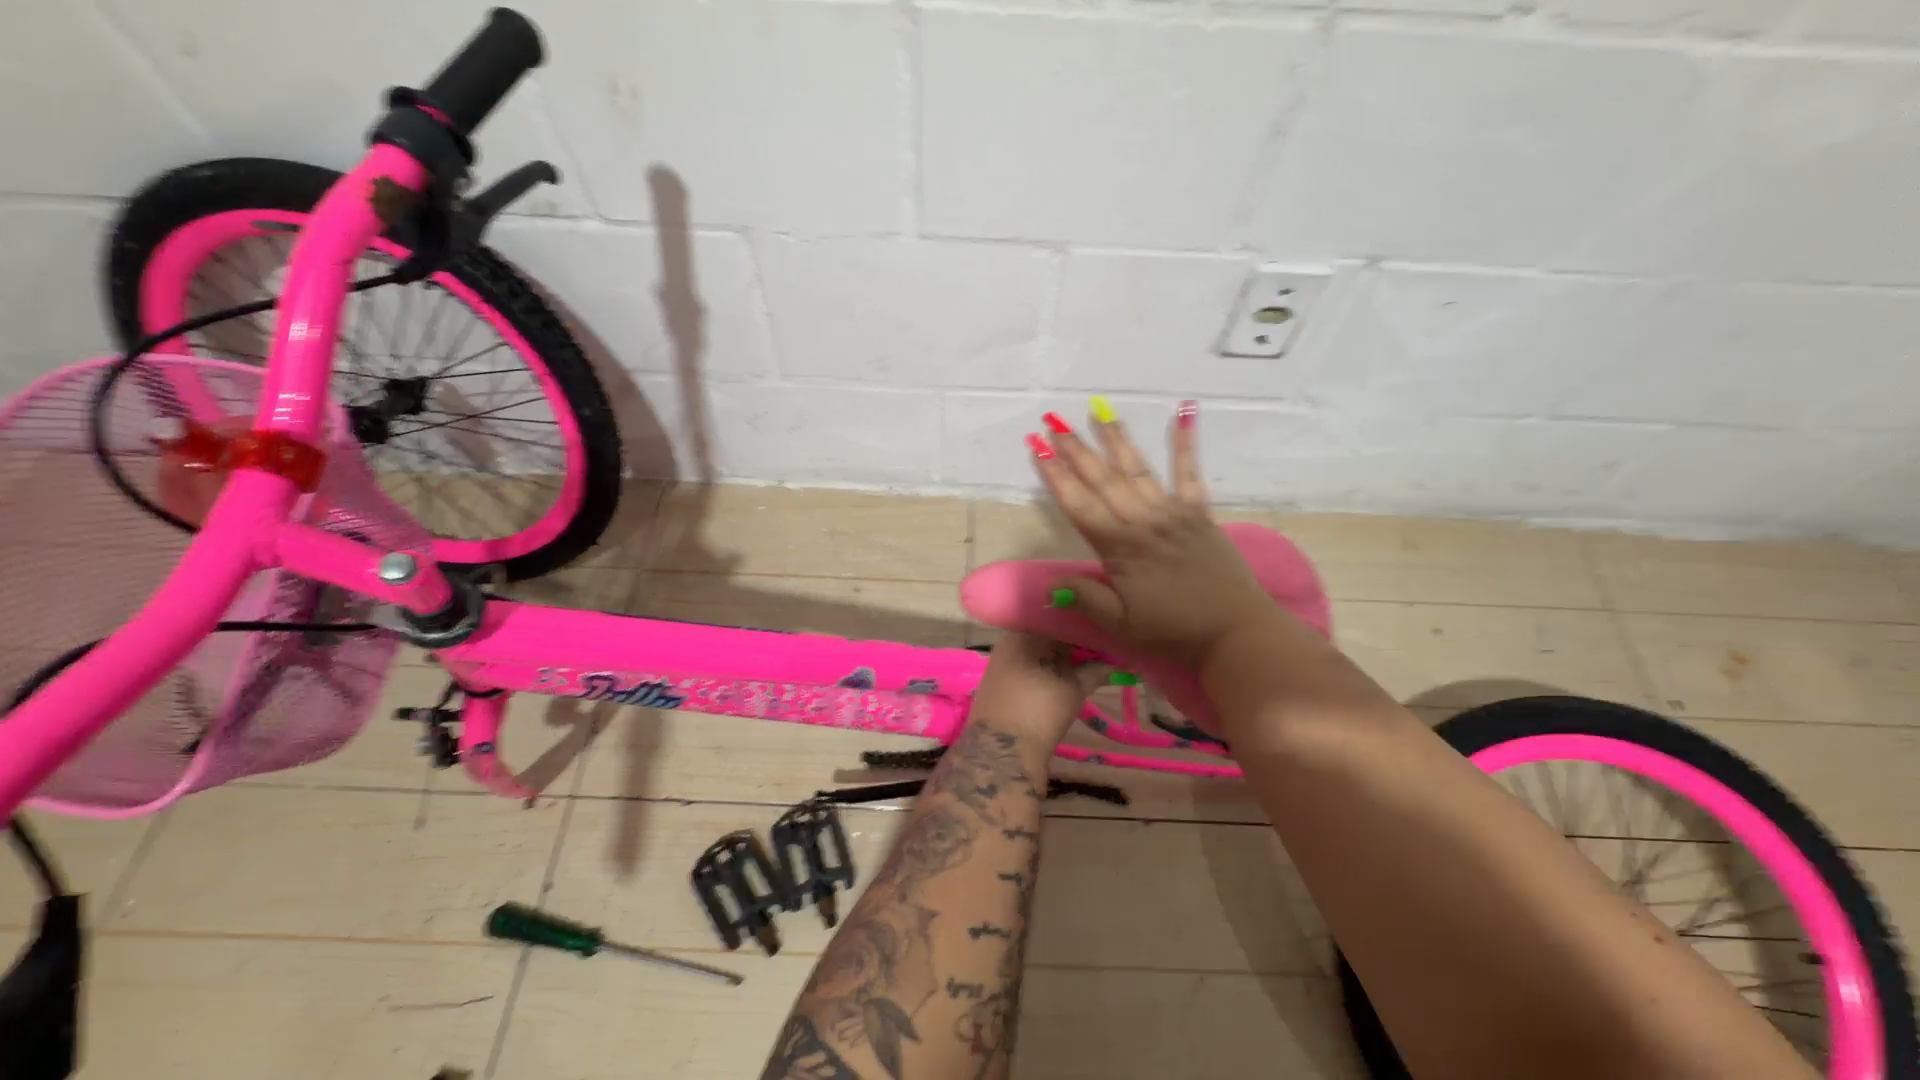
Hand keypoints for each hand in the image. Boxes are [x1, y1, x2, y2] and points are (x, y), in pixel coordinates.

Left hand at [969, 633, 1107, 748]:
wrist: (1001, 753)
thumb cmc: (1040, 713)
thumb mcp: (1074, 689)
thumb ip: (1095, 670)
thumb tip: (1117, 660)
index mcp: (1025, 633)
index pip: (1062, 620)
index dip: (1087, 628)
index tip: (1107, 635)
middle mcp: (1009, 640)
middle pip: (1049, 635)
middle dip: (1075, 644)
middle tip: (1103, 651)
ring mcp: (1001, 660)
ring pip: (1038, 651)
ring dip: (1062, 657)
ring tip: (1090, 664)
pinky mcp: (998, 681)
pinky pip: (1028, 665)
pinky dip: (1047, 669)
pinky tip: (1066, 677)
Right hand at [1032, 400, 1279, 668]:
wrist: (1235, 631)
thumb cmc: (1173, 632)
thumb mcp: (1121, 625)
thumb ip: (1087, 599)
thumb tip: (1051, 584)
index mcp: (1121, 549)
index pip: (1080, 505)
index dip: (1057, 476)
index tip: (1038, 448)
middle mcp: (1144, 522)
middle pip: (1104, 481)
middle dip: (1077, 451)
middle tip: (1055, 421)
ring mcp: (1173, 514)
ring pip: (1138, 470)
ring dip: (1116, 440)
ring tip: (1099, 411)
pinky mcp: (1200, 514)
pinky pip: (1190, 474)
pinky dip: (1186, 444)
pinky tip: (1183, 414)